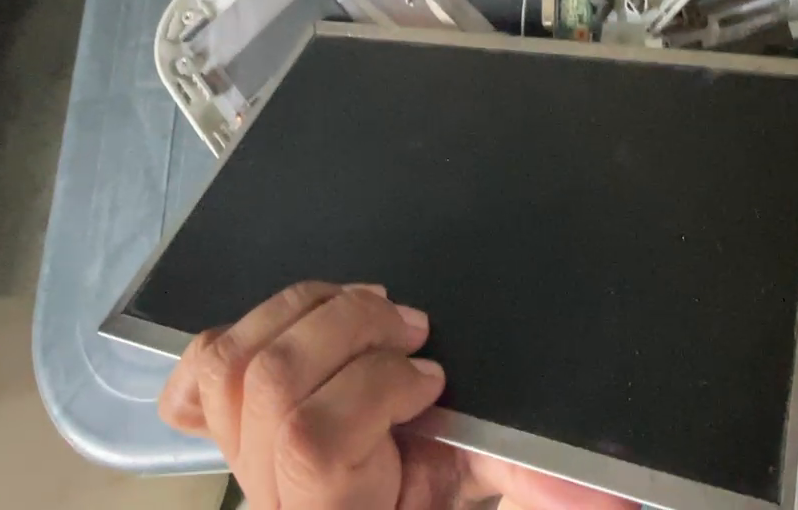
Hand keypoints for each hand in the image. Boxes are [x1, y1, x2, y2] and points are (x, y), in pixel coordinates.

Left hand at [159, 282, 632, 509]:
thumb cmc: (419, 500)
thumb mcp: (470, 486)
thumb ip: (516, 471)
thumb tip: (597, 480)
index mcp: (335, 508)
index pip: (315, 441)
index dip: (376, 387)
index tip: (432, 380)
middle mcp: (270, 494)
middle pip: (273, 379)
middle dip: (353, 327)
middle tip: (411, 327)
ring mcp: (240, 456)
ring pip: (236, 360)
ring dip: (312, 309)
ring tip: (366, 307)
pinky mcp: (229, 423)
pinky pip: (200, 376)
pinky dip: (237, 337)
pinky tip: (288, 328)